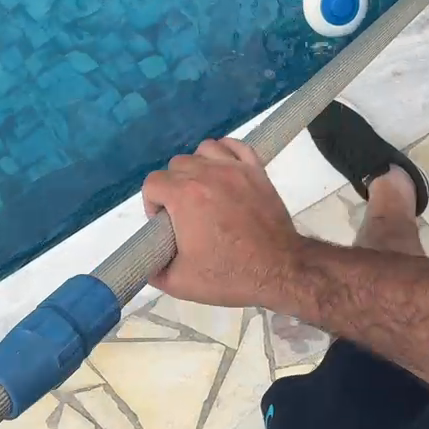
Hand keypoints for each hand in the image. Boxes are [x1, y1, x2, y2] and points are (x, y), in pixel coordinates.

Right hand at [142, 138, 308, 308]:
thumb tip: (149, 260)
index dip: (153, 204)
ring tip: (203, 191)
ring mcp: (235, 168)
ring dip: (197, 167)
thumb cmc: (229, 274)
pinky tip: (223, 171)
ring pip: (204, 150)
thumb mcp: (179, 283)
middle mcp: (208, 173)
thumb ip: (154, 269)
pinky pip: (235, 146)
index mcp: (185, 196)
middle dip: (173, 187)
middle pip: (176, 165)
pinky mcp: (257, 170)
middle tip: (183, 214)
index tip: (164, 224)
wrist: (279, 269)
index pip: (153, 183)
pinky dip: (225, 153)